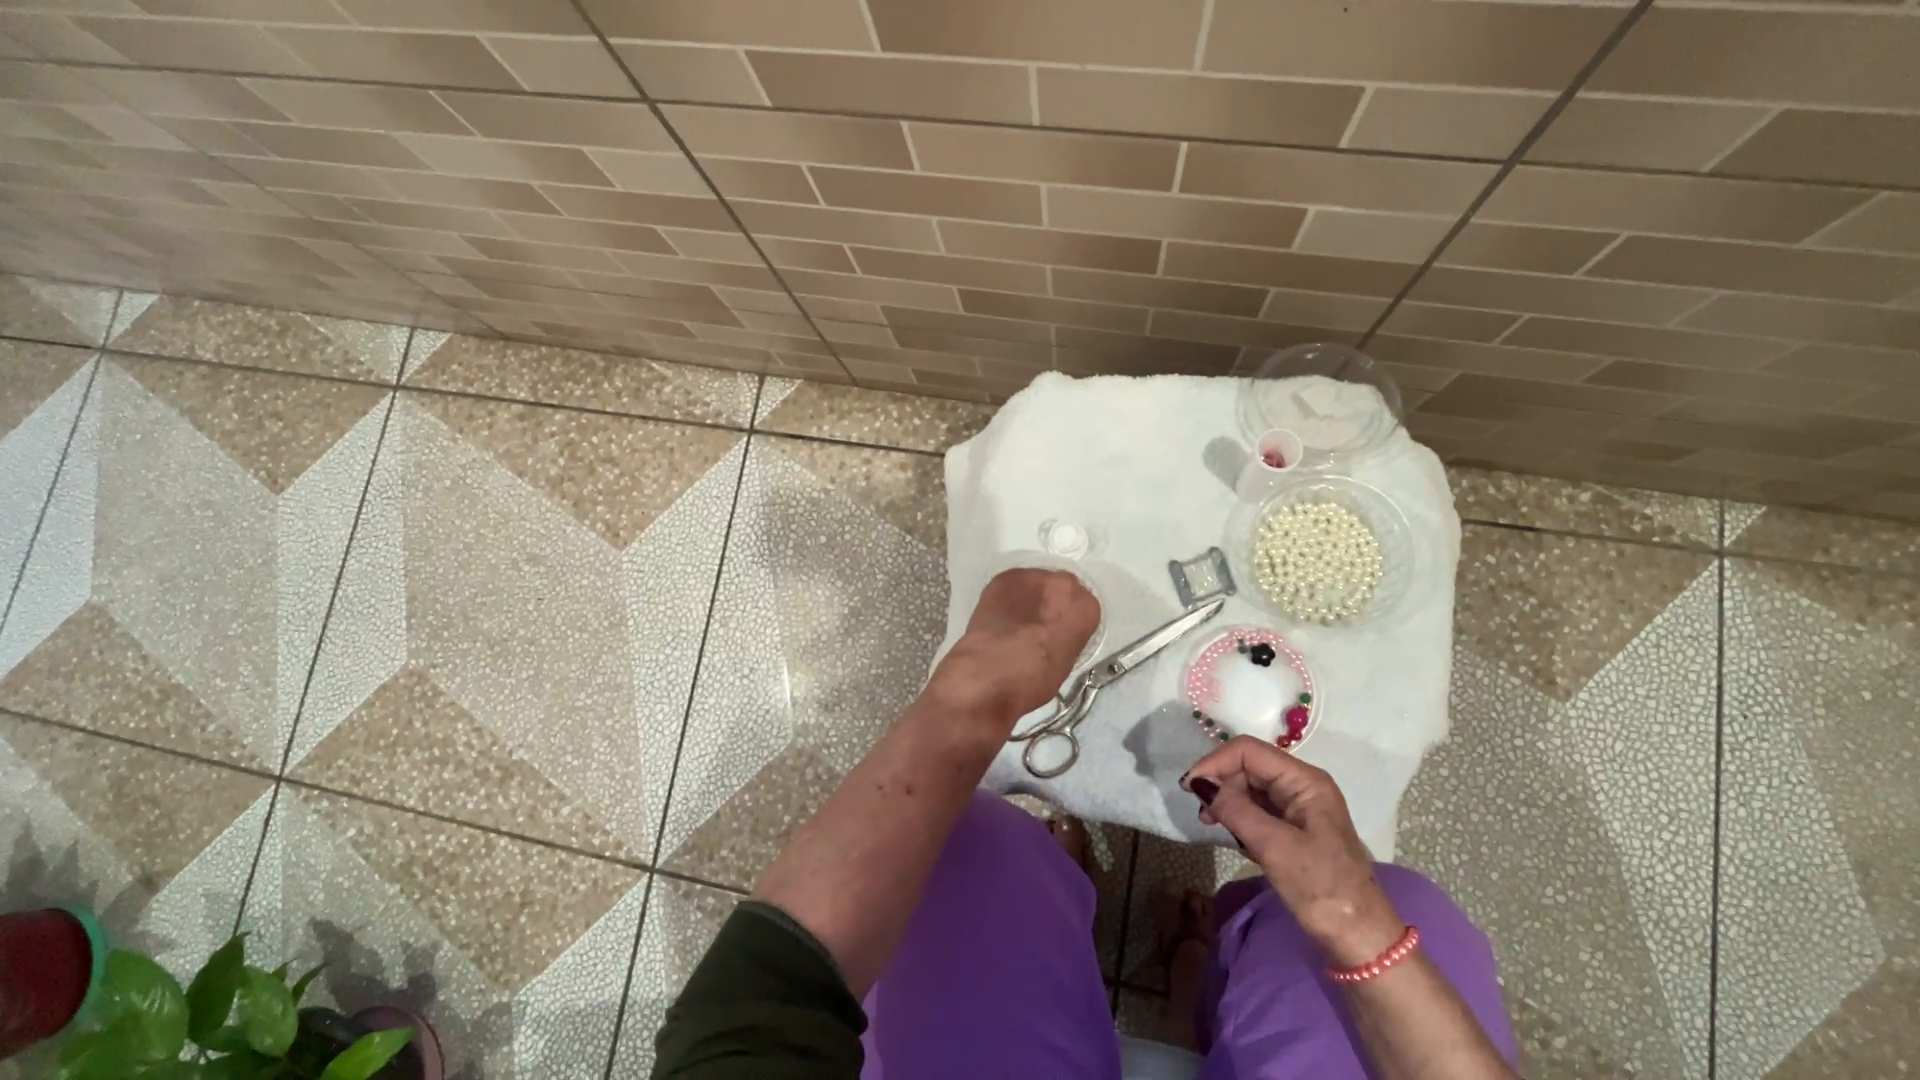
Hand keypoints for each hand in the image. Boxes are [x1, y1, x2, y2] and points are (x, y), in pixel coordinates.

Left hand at [933, 568, 1099, 725]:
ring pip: (1036, 585)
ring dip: (1029, 599)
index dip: (1069, 623)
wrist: (989, 674)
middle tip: (1037, 626)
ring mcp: (1032, 577)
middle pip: (1061, 589)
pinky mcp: (1003, 577)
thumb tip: (1054, 636)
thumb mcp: (1064, 663)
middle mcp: (1064, 584)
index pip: (1084, 608)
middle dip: (1051, 604)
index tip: (1059, 635)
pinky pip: (1012, 586)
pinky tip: (1000, 617)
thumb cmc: (1033, 680)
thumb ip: (1066, 639)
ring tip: (1015, 623)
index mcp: (1086, 608)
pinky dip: (1008, 598)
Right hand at [1183, 737, 1404, 967]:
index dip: (1215, 762)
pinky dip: (1239, 818)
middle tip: (1200, 813)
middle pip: (1248, 766)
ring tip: (1211, 824)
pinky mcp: (1293, 830)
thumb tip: (1200, 784)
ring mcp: (1298, 809)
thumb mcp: (1274, 846)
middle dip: (1220, 782)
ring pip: (1250, 789)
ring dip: (1227, 801)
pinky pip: (1257, 811)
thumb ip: (1235, 810)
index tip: (1189, 787)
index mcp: (1304, 781)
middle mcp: (1301, 786)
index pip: (1248, 751)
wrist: (1359, 937)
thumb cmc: (1321, 887)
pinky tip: (1233, 836)